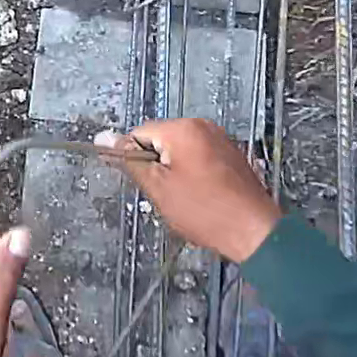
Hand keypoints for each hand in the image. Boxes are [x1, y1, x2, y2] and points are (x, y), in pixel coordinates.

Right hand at [96, 119, 279, 262]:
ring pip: (180, 150)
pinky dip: (193, 174)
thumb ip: (130, 160)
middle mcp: (203, 126)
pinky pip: (200, 156)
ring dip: (174, 171)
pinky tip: (200, 197)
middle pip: (161, 139)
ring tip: (184, 198)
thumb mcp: (158, 187)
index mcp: (183, 128)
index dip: (134, 158)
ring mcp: (220, 139)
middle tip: (164, 194)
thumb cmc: (205, 210)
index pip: (140, 133)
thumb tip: (103, 139)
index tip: (140, 181)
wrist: (252, 230)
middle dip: (157, 165)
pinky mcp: (230, 154)